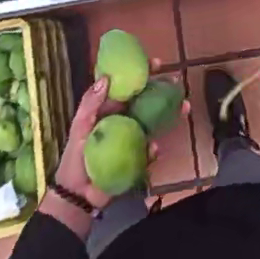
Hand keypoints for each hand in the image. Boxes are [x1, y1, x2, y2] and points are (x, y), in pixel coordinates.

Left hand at [45, 63, 188, 235]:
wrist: (78, 195)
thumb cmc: (75, 157)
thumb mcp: (79, 127)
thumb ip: (91, 103)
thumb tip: (106, 78)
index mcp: (109, 109)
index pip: (128, 86)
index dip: (141, 73)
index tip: (155, 63)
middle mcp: (124, 120)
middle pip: (146, 101)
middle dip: (163, 90)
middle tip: (177, 82)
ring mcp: (133, 139)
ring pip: (155, 123)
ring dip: (170, 114)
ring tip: (184, 107)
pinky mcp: (138, 159)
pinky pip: (150, 151)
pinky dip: (154, 149)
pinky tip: (155, 147)